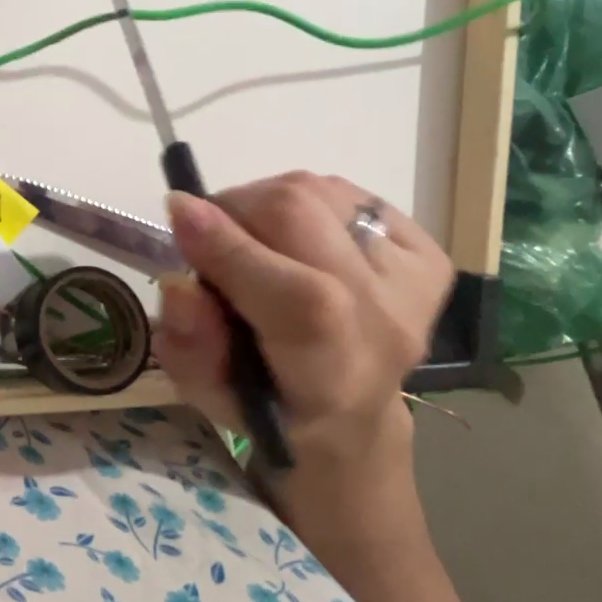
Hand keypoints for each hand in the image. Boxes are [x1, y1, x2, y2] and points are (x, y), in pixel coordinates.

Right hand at [152, 172, 453, 470]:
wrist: (351, 411)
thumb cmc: (269, 406)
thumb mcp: (210, 394)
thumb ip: (191, 345)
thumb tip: (178, 282)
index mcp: (335, 372)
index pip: (298, 295)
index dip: (232, 247)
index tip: (177, 212)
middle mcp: (387, 318)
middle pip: (301, 216)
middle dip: (233, 210)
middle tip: (208, 236)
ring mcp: (412, 278)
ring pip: (315, 190)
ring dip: (260, 202)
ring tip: (248, 239)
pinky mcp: (424, 250)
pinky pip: (343, 190)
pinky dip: (298, 200)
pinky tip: (290, 235)